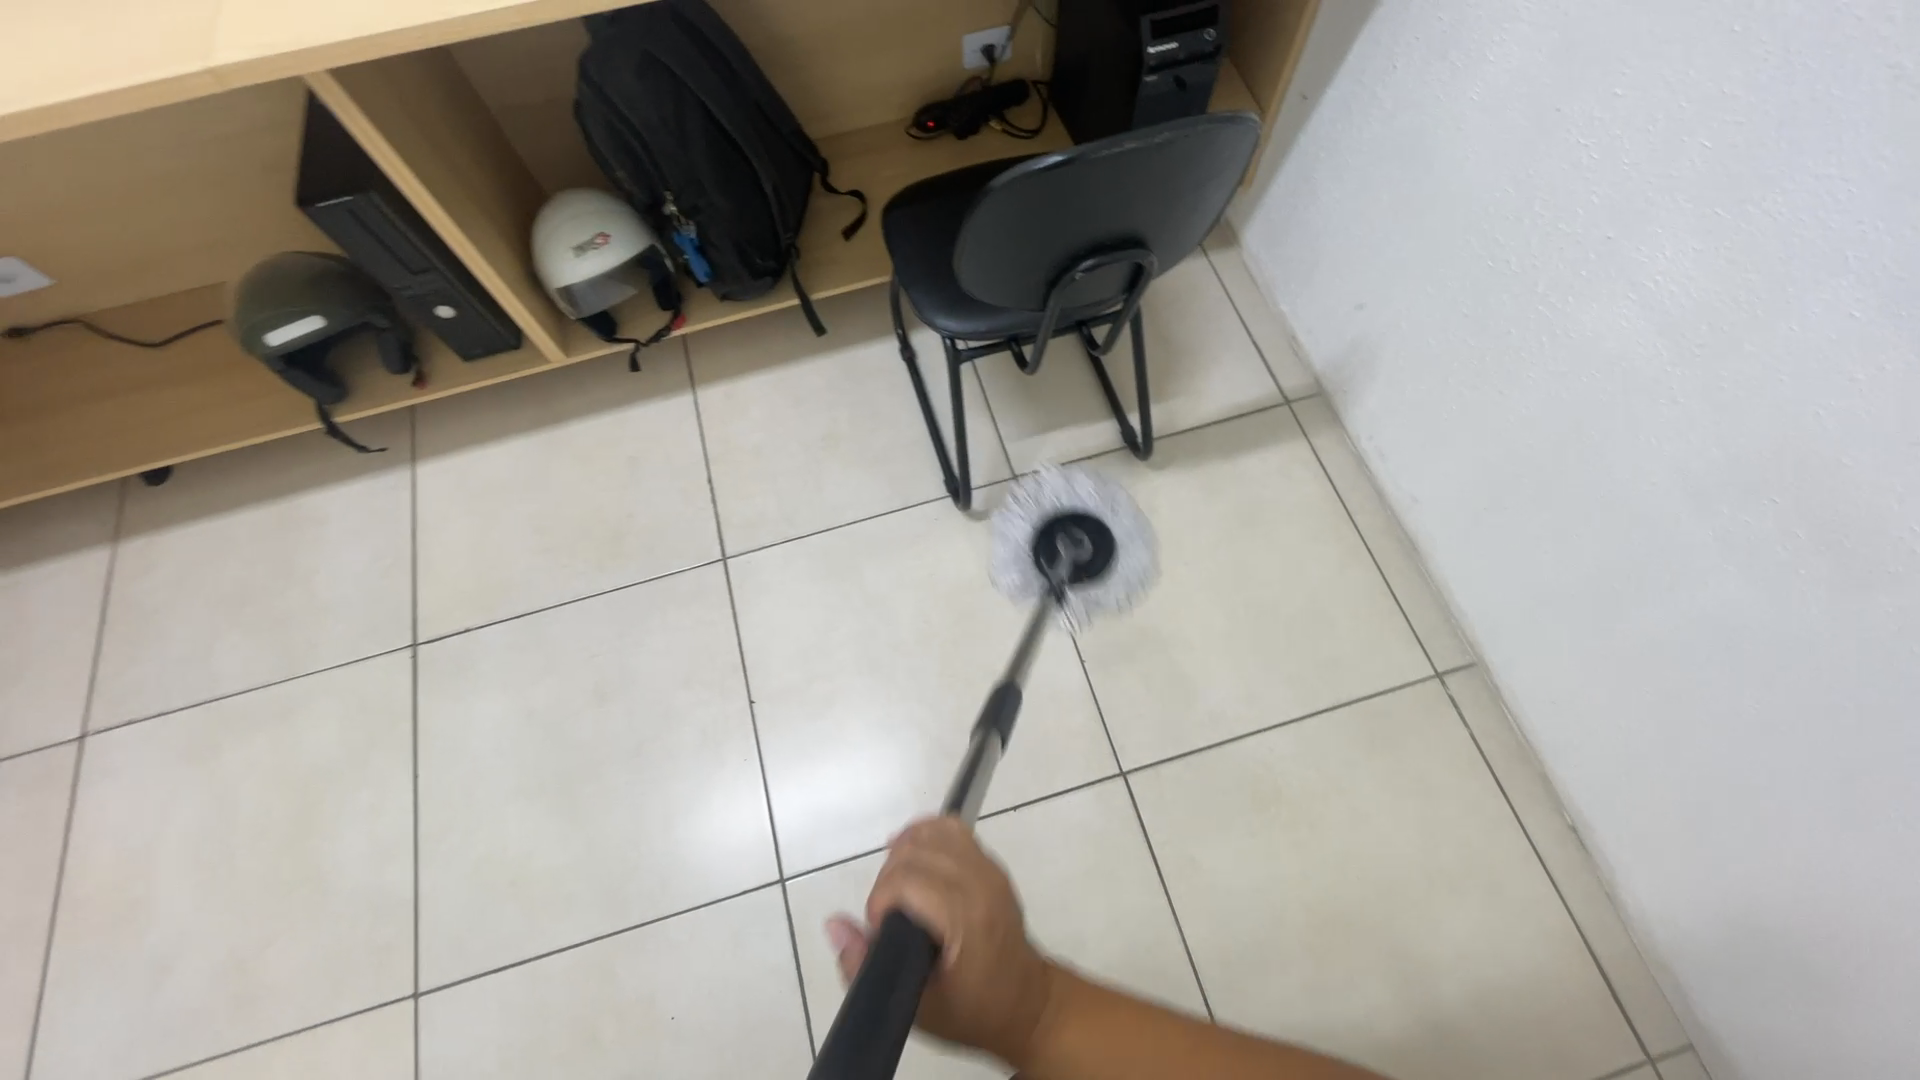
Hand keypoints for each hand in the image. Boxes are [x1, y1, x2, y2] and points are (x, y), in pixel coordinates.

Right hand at [826, 816, 1058, 1064]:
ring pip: (934, 831)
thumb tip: (834, 924)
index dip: (880, 901)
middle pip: (915, 851)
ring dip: (905, 850)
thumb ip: (867, 968)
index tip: (879, 928)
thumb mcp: (915, 1007)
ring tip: (896, 884)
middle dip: (888, 877)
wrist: (1026, 1003)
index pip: (906, 880)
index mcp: (965, 919)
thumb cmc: (972, 1009)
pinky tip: (913, 855)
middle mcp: (979, 884)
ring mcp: (988, 869)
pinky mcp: (991, 864)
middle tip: (886, 914)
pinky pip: (954, 830)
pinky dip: (926, 834)